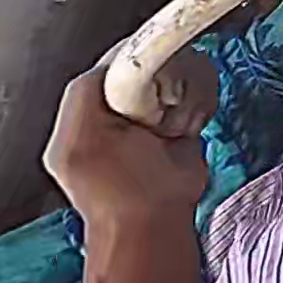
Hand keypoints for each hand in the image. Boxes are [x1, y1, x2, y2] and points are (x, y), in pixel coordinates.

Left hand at [44, 67, 209, 228]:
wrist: (159, 220)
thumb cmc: (121, 187)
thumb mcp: (82, 141)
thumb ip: (83, 95)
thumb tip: (112, 62)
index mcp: (87, 113)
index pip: (114, 64)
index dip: (133, 65)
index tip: (150, 78)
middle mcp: (121, 107)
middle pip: (153, 62)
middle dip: (165, 83)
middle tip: (162, 111)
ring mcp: (155, 110)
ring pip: (184, 71)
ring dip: (187, 97)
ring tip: (177, 126)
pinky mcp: (185, 115)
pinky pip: (201, 88)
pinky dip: (201, 103)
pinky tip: (191, 126)